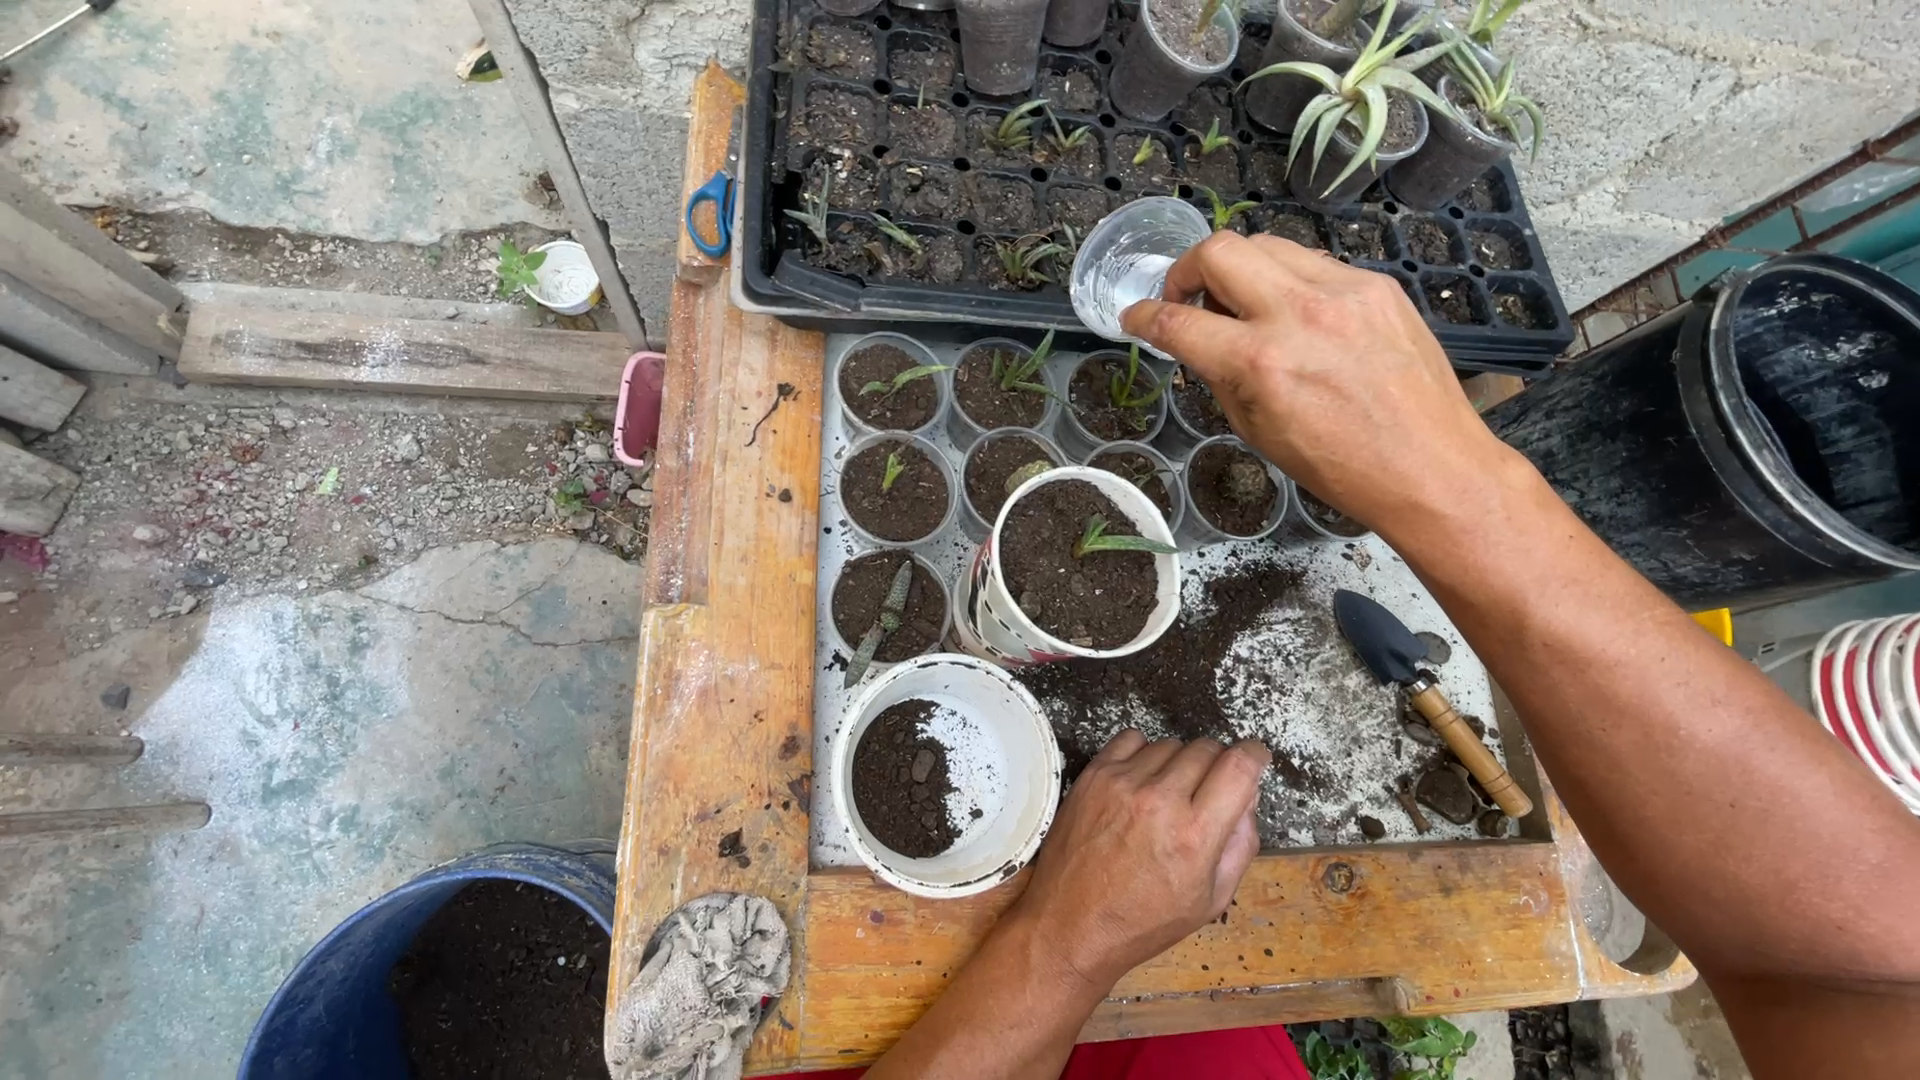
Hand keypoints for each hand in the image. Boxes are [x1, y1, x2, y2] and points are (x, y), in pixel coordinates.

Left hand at [1008, 731, 1270, 990]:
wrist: (1071, 923)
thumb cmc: (1144, 921)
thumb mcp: (1211, 899)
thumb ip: (1241, 842)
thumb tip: (1249, 793)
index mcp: (1195, 835)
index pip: (1239, 766)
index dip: (1255, 755)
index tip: (1255, 758)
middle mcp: (1159, 799)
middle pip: (1207, 749)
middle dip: (1218, 765)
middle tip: (1207, 793)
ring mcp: (1122, 782)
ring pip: (1170, 744)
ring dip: (1178, 763)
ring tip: (1168, 797)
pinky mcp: (1093, 774)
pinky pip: (1131, 738)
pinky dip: (1143, 753)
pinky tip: (1141, 781)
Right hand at [1119, 232, 1512, 532]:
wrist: (1429, 466)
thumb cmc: (1335, 465)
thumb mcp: (1257, 430)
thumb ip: (1221, 375)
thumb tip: (1200, 343)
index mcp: (1260, 363)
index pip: (1178, 323)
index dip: (1143, 317)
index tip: (1134, 318)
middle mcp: (1298, 313)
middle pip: (1217, 250)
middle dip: (1184, 271)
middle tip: (1187, 300)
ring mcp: (1344, 290)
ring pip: (1265, 244)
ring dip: (1236, 269)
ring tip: (1241, 305)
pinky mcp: (1377, 284)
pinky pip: (1311, 263)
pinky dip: (1284, 281)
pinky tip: (1293, 313)